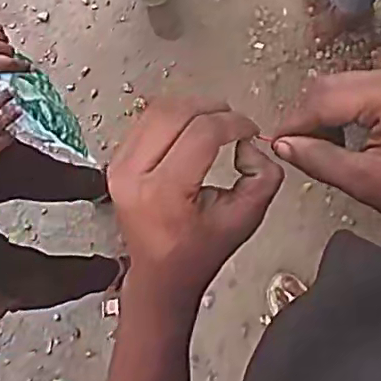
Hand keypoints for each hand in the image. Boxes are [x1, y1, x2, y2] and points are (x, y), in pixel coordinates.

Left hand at [108, 96, 284, 306]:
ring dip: (194, 108)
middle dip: (213, 108)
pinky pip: (147, 120)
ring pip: (158, 109)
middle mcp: (132, 177)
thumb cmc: (197, 252)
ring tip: (216, 121)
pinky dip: (175, 117)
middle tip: (234, 120)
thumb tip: (247, 144)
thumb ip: (263, 176)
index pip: (202, 133)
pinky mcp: (117, 161)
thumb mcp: (246, 218)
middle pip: (176, 112)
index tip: (249, 129)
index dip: (233, 123)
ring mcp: (119, 167)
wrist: (161, 273)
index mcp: (162, 195)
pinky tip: (193, 129)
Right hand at [271, 68, 380, 228]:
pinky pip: (350, 91)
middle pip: (326, 88)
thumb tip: (281, 145)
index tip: (275, 147)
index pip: (322, 101)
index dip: (294, 125)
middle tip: (296, 150)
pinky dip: (336, 112)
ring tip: (319, 148)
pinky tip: (338, 138)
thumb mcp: (366, 182)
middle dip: (306, 118)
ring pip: (335, 87)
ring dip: (319, 115)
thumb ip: (320, 160)